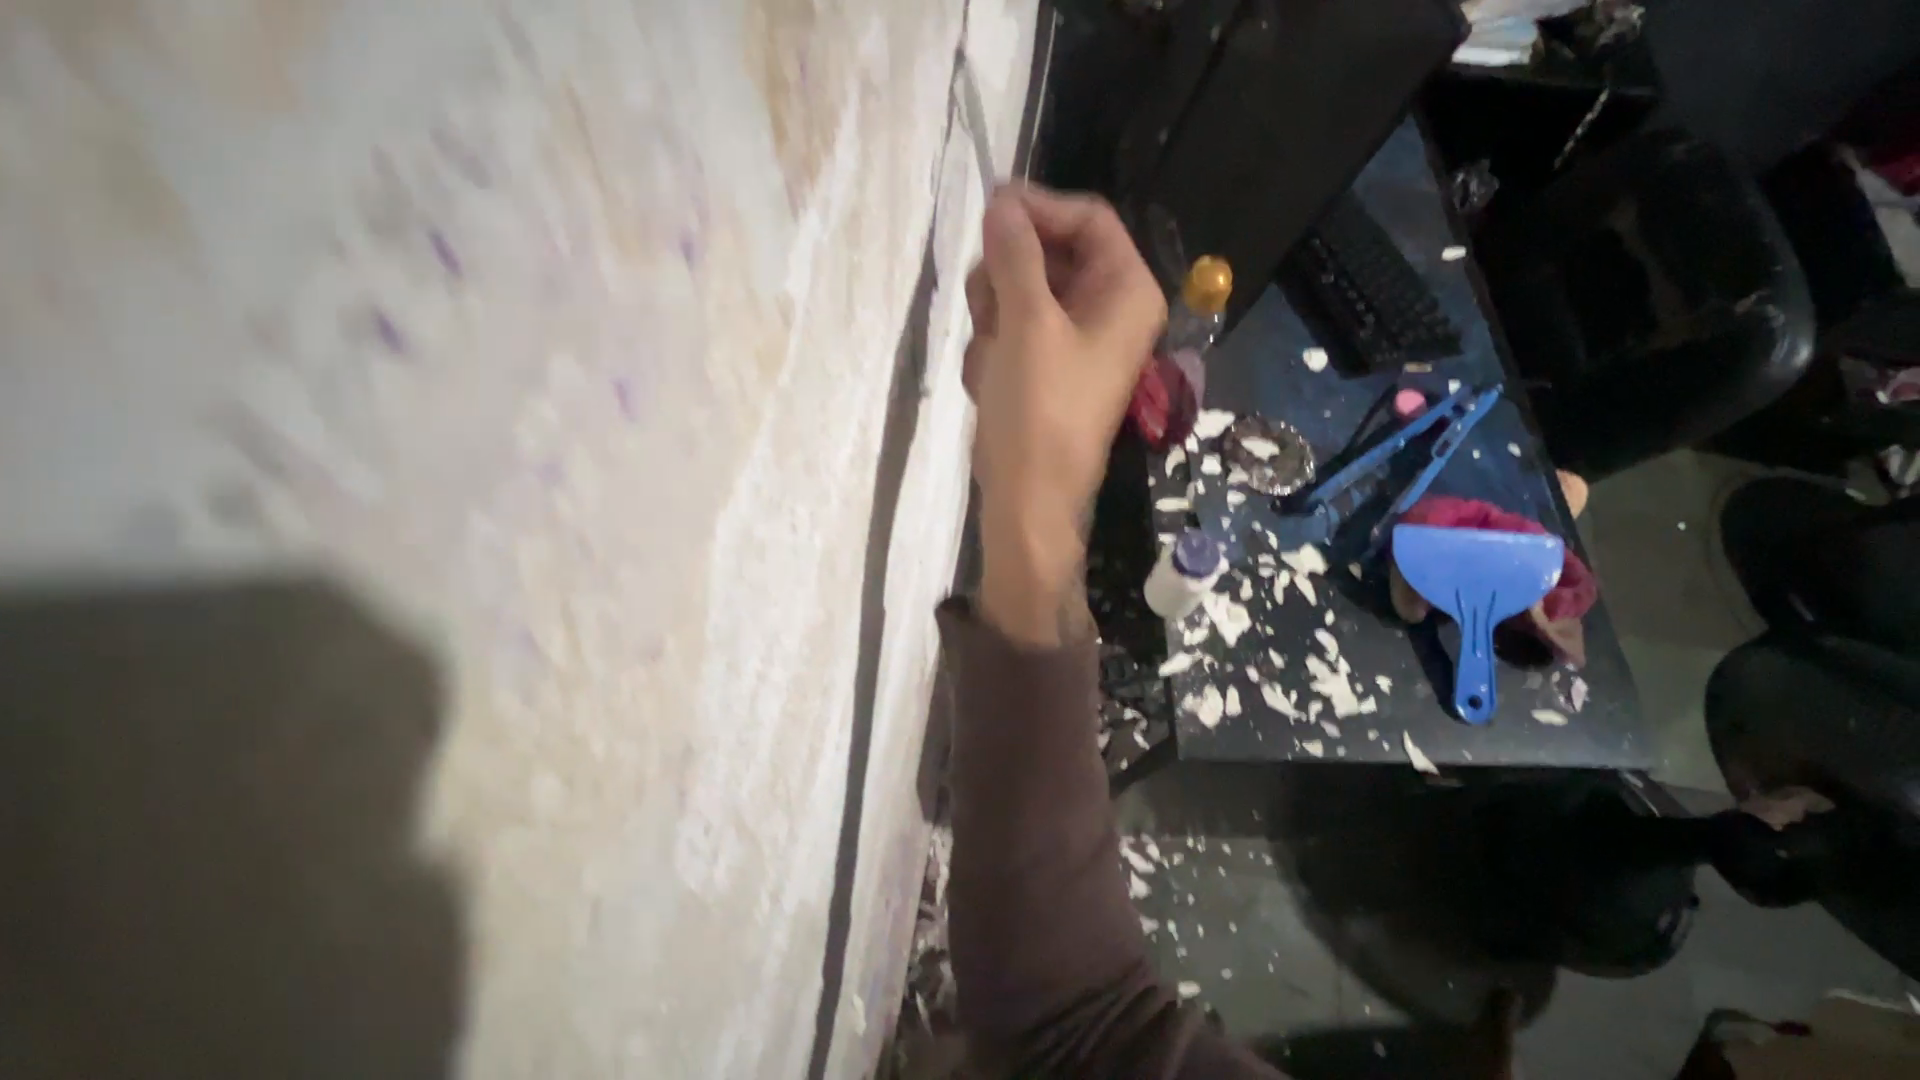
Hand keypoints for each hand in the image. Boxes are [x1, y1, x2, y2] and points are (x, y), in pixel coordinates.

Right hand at [964, 184, 1166, 643]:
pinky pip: (1013, 329)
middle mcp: (1109, 309)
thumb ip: (1014, 254)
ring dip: (994, 316)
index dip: (1038, 209)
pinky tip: (990, 379)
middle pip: (1051, 252)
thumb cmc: (1039, 409)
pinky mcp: (1048, 366)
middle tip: (985, 303)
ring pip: (1023, 290)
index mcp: (1127, 291)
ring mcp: (1077, 340)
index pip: (1088, 219)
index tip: (988, 210)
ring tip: (992, 355)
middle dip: (1008, 276)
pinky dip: (994, 347)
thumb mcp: (1026, 323)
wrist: (1028, 497)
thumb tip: (1002, 201)